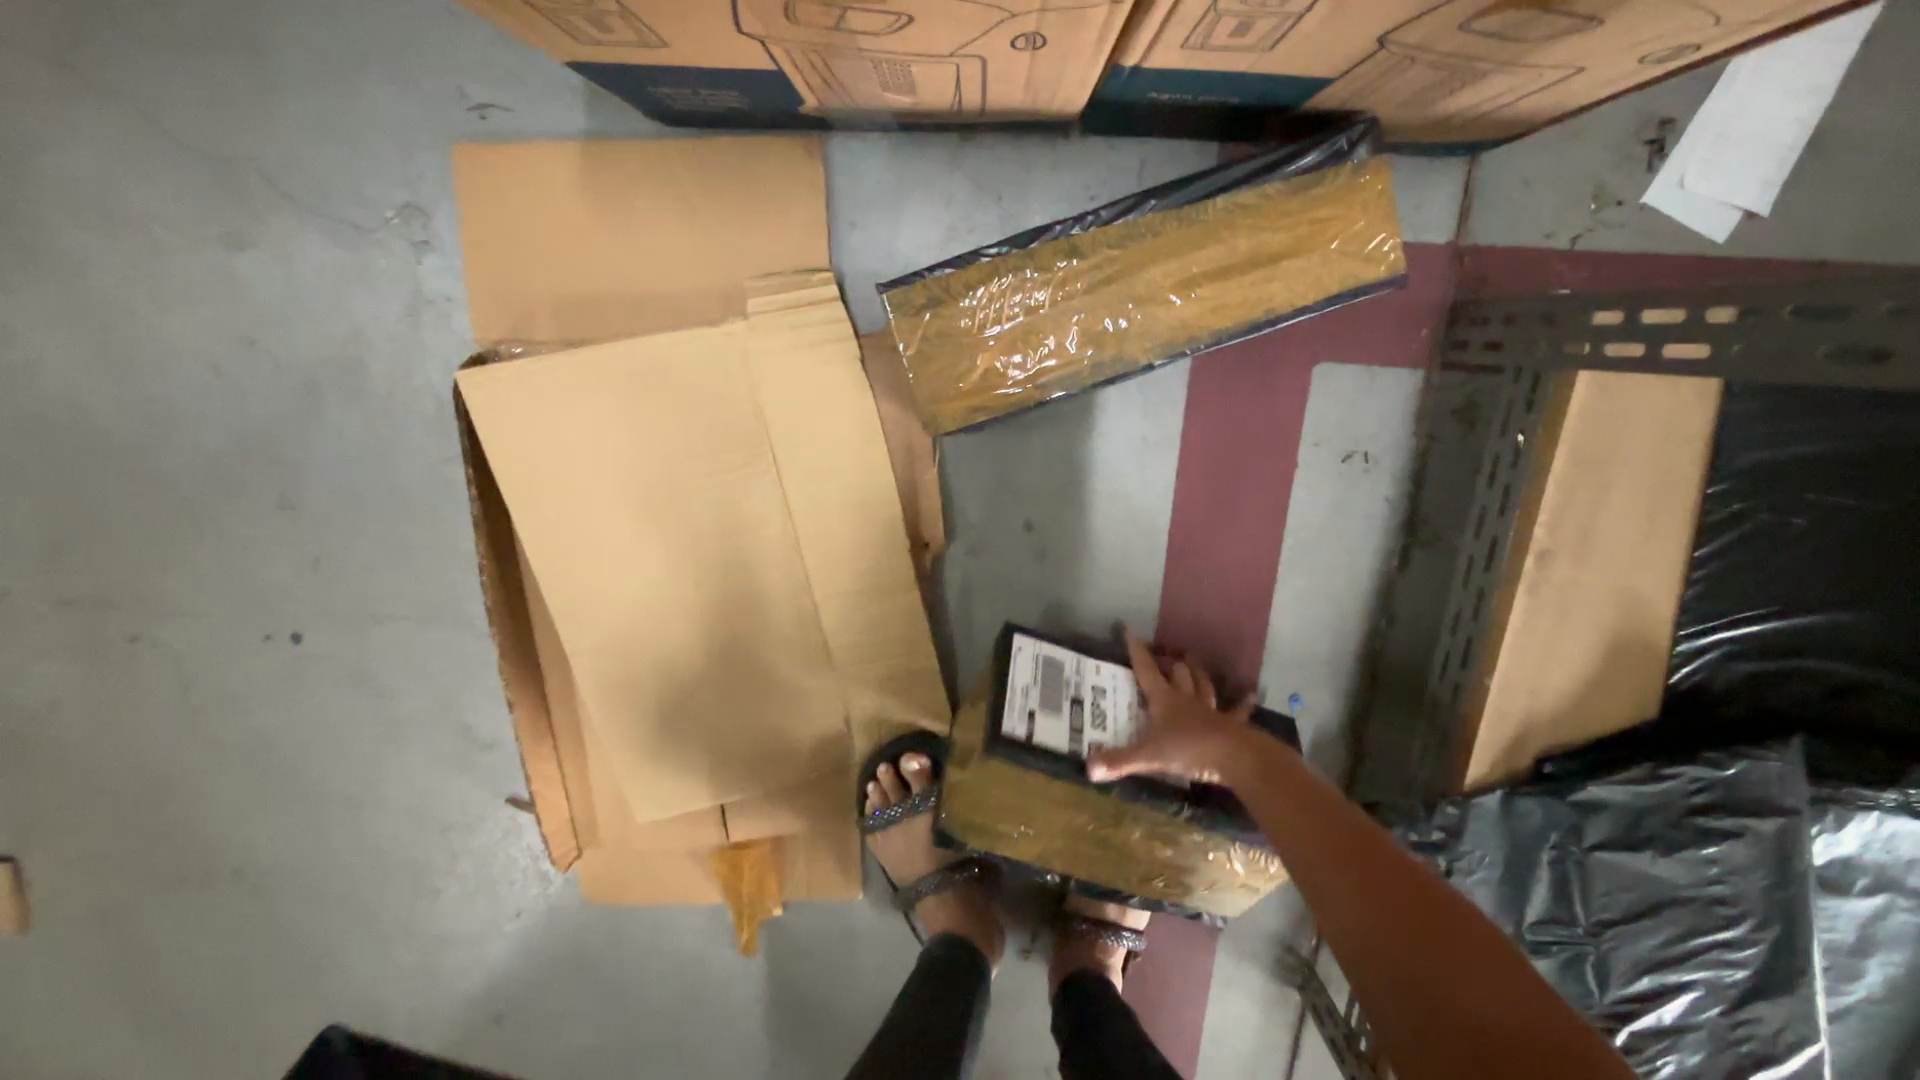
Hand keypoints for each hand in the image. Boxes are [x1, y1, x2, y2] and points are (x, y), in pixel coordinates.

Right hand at [1085, 628, 1255, 785]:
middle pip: (1178, 674)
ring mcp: (1211, 710)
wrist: (1234, 757)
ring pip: (1203, 685)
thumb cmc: (1188, 750)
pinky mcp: (1231, 725)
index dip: (1137, 651)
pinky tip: (1251, 694)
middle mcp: (1186, 699)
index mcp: (1164, 700)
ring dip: (1198, 674)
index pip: (1146, 670)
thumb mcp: (1148, 757)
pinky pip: (1237, 711)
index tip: (1130, 631)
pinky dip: (1243, 702)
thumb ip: (1119, 761)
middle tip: (1164, 655)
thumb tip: (1088, 768)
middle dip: (1170, 663)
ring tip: (1193, 662)